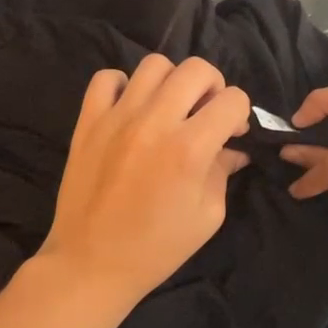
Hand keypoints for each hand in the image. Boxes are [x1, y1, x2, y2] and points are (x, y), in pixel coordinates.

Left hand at [38, 55, 251, 303]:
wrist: (91, 263)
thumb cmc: (156, 248)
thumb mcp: (207, 216)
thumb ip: (223, 172)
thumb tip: (235, 149)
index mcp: (190, 148)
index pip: (232, 99)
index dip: (239, 113)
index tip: (231, 133)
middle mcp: (155, 122)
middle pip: (196, 69)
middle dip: (213, 86)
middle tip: (205, 113)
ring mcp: (117, 117)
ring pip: (153, 64)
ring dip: (171, 81)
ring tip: (168, 107)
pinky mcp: (88, 121)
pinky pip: (106, 78)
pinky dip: (123, 85)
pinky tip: (130, 108)